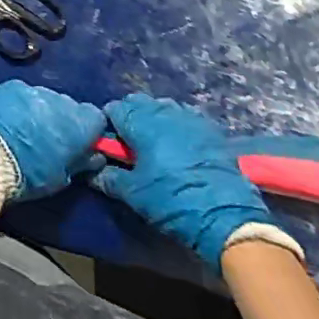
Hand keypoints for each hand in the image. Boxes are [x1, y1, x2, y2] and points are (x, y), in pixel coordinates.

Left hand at [0, 80, 107, 202]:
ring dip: (41, 112)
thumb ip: (82, 162)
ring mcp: (36, 89)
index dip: (88, 131)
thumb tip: (96, 154)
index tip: (77, 143)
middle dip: (63, 120)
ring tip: (25, 130)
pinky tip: (9, 120)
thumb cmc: (30, 174)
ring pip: (46, 99)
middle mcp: (62, 100)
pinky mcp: (13, 86)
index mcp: (80, 123)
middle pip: (70, 107)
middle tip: (48, 139)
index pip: (95, 118)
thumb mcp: (62, 177)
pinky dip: (20, 105)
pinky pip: (24, 94)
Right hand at [92, 95, 274, 267]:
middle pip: (139, 104)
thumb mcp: (134, 194)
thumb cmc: (171, 201)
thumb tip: (94, 171)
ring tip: (153, 148)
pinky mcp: (209, 128)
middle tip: (129, 148)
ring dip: (154, 121)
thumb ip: (110, 178)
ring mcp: (190, 116)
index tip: (109, 146)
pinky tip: (177, 149)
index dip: (109, 126)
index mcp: (143, 122)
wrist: (224, 214)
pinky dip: (175, 127)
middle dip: (131, 119)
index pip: (115, 109)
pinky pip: (184, 118)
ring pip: (162, 108)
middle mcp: (165, 111)